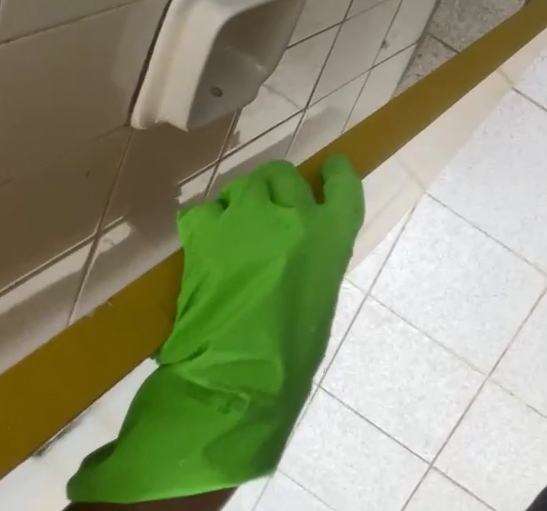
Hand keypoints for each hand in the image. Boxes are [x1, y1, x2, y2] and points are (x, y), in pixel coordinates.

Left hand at [67, 158, 363, 503]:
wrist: (242, 375)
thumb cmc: (294, 345)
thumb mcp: (321, 287)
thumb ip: (314, 252)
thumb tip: (296, 238)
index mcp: (334, 232)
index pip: (342, 182)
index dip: (334, 172)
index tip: (327, 170)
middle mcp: (296, 215)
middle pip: (283, 175)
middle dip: (274, 189)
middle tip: (263, 214)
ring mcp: (249, 219)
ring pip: (242, 187)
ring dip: (239, 204)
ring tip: (231, 234)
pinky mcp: (206, 233)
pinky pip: (203, 211)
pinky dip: (204, 224)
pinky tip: (204, 246)